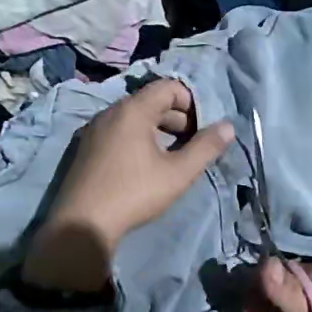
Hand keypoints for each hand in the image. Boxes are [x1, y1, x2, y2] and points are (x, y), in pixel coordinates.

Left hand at [22, 79, 233, 291]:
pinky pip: (119, 132)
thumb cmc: (135, 194)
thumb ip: (206, 148)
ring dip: (160, 130)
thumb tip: (229, 126)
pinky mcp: (86, 148)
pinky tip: (147, 165)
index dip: (192, 102)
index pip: (169, 87)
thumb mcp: (178, 173)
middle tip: (195, 144)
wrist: (82, 224)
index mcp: (133, 111)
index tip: (204, 128)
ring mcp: (94, 130)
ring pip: (135, 118)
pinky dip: (139, 139)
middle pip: (151, 101)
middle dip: (178, 118)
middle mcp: (110, 112)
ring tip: (175, 156)